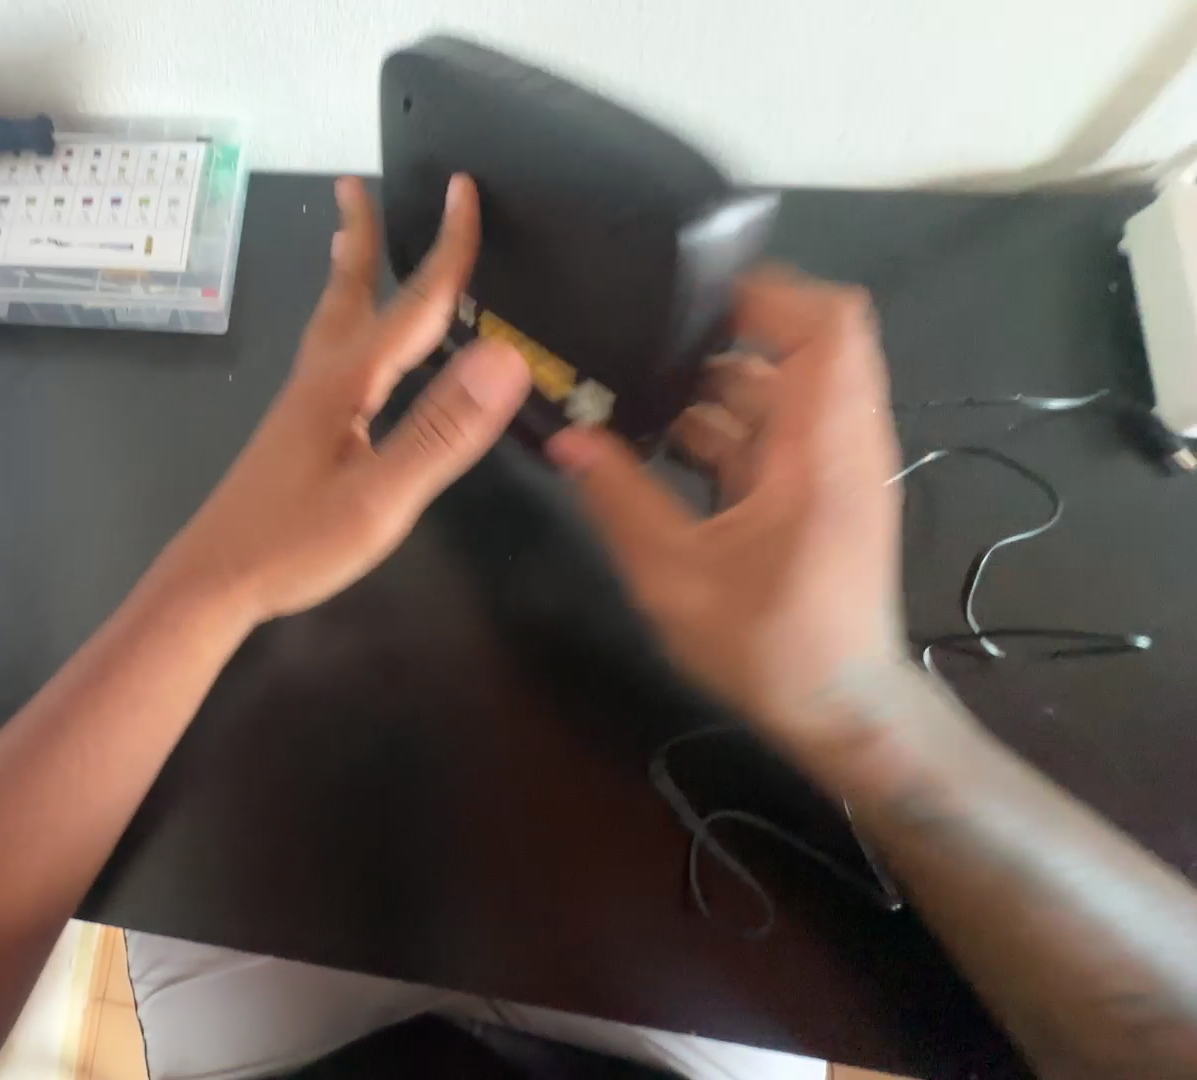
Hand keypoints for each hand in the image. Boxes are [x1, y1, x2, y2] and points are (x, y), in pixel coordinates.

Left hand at [153, 175, 530, 625]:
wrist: (213, 578)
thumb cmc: (294, 544)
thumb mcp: (379, 498)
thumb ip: (440, 433)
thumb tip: (504, 358)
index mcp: (345, 386)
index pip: (410, 306)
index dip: (445, 250)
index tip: (463, 191)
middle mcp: (317, 382)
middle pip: (345, 296)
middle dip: (359, 238)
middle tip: (354, 188)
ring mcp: (298, 408)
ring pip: (327, 326)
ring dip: (344, 278)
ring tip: (346, 245)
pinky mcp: (291, 434)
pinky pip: (324, 358)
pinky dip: (340, 326)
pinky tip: (345, 350)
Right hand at [545, 270, 905, 759]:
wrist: (840, 710)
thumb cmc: (766, 643)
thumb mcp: (672, 573)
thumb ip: (618, 498)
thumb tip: (564, 438)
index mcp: (818, 450)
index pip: (826, 327)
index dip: (764, 293)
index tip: (682, 294)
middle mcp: (833, 442)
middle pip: (790, 350)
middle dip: (709, 338)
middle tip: (625, 341)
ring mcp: (822, 467)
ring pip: (769, 392)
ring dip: (701, 386)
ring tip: (620, 389)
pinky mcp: (805, 491)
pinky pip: (759, 432)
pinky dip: (706, 426)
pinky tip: (644, 441)